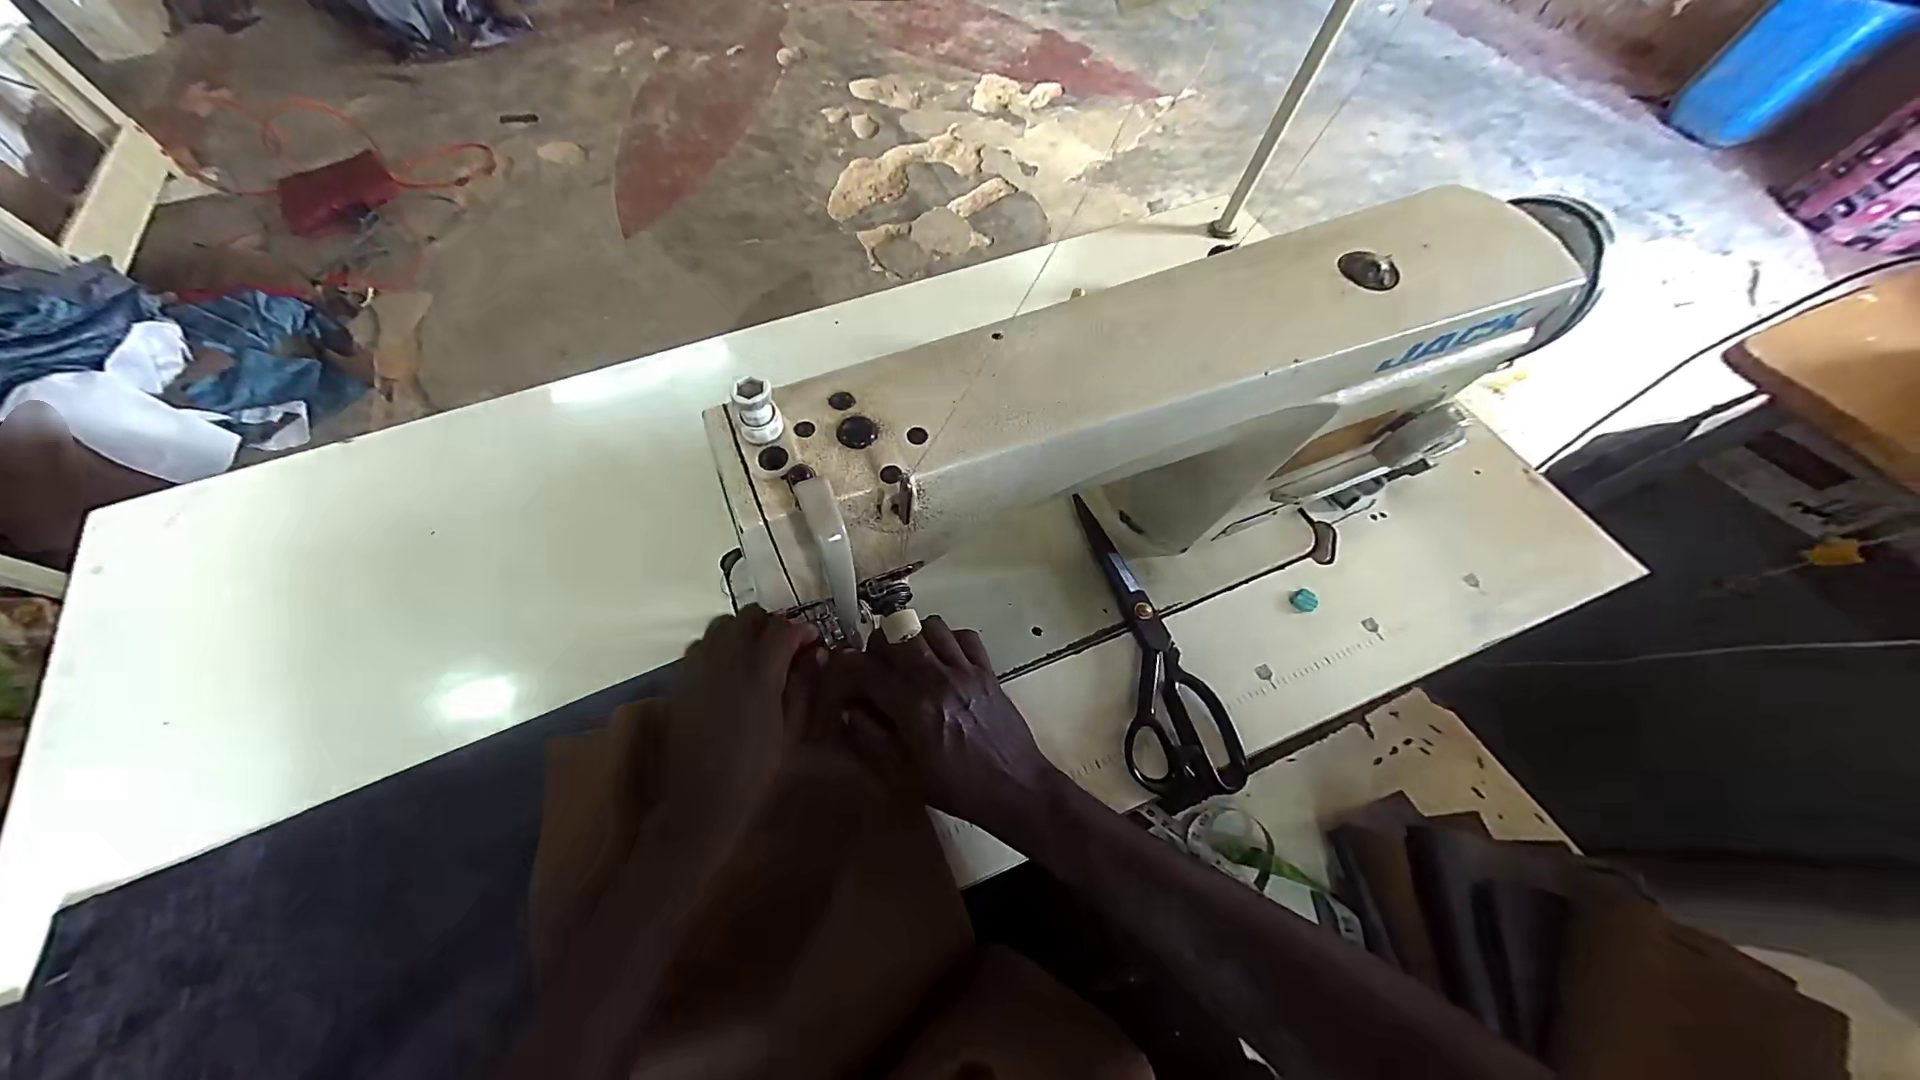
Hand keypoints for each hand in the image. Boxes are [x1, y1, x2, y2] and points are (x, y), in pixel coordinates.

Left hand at [666, 605, 821, 808]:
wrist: (701, 798)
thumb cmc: (755, 769)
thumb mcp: (792, 728)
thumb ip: (804, 685)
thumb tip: (815, 656)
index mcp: (760, 672)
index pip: (784, 629)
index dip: (802, 631)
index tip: (812, 641)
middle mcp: (726, 660)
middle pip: (750, 617)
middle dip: (771, 625)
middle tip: (785, 646)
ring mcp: (699, 667)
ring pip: (722, 625)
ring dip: (743, 632)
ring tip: (756, 654)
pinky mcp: (681, 679)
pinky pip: (700, 645)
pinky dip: (718, 646)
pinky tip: (728, 670)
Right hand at [827, 617, 1063, 836]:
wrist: (1014, 786)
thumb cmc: (957, 787)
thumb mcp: (902, 775)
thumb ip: (870, 738)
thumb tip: (848, 708)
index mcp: (913, 707)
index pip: (865, 668)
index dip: (845, 669)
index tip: (843, 677)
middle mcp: (937, 679)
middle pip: (895, 634)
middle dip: (876, 647)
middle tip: (875, 667)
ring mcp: (965, 670)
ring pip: (929, 626)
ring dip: (912, 636)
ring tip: (909, 659)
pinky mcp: (987, 669)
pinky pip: (964, 635)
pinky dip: (948, 639)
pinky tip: (942, 659)